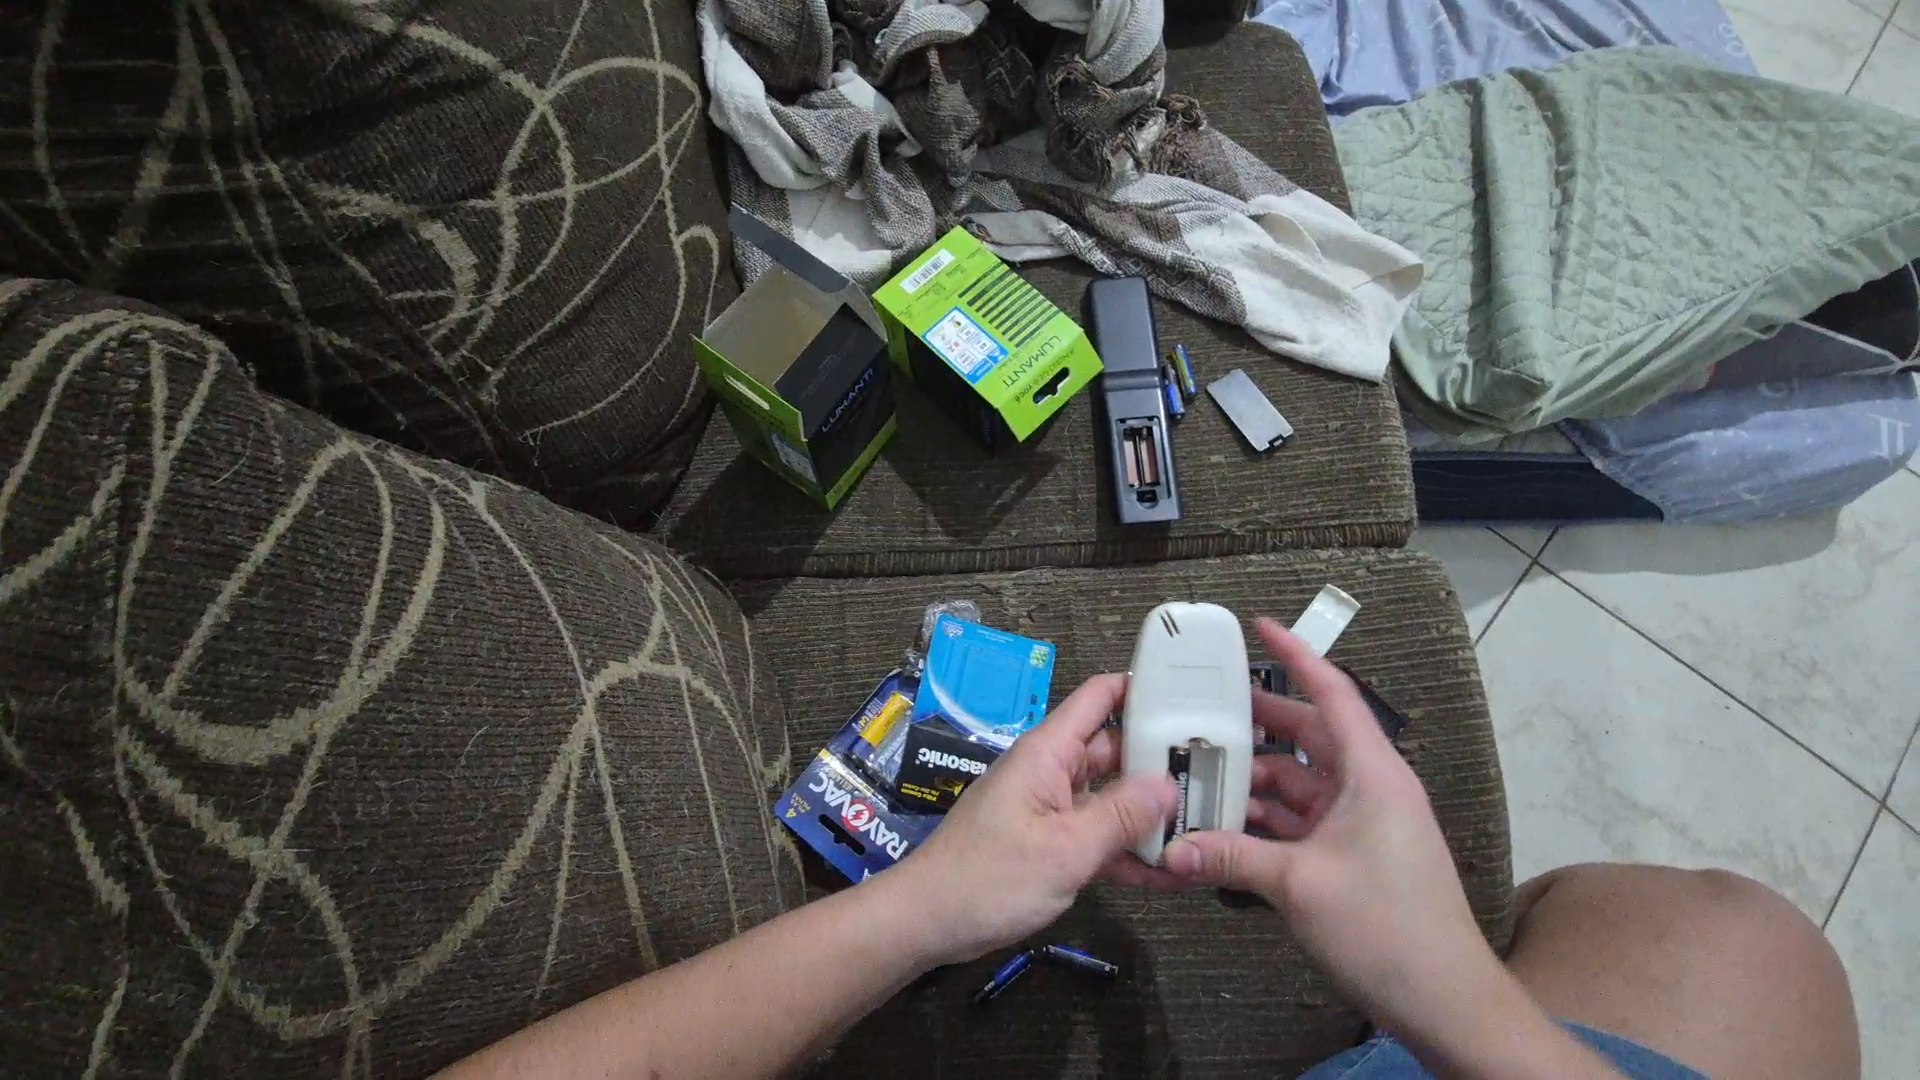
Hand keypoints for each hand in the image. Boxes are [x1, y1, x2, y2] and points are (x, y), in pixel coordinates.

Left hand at [892, 674, 1179, 965]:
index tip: (1192, 692)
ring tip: (1207, 825)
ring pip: (1112, 798)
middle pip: (1115, 750)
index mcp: (1049, 752)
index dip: (1141, 687)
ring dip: (1151, 815)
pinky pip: (1098, 836)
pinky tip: (1171, 872)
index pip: (1098, 698)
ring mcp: (1053, 808)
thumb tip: (1170, 785)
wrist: (931, 921)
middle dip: (1161, 761)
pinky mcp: (1052, 842)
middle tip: (1220, 774)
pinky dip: (1128, 851)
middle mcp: (1053, 770)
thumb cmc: (990, 876)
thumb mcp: (1064, 848)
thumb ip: (1119, 816)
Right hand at [1159, 620, 1503, 1039]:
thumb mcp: (1301, 886)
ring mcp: (1358, 821)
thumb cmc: (1389, 929)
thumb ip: (1230, 858)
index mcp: (1371, 774)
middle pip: (1305, 734)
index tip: (1261, 626)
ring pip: (1296, 779)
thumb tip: (1170, 850)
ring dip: (1251, 778)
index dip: (1297, 657)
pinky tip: (1221, 822)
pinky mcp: (1349, 852)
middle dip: (1255, 722)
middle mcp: (1367, 787)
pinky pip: (1297, 817)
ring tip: (1197, 770)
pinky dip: (1262, 816)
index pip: (1333, 694)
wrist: (1448, 1007)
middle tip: (1202, 708)